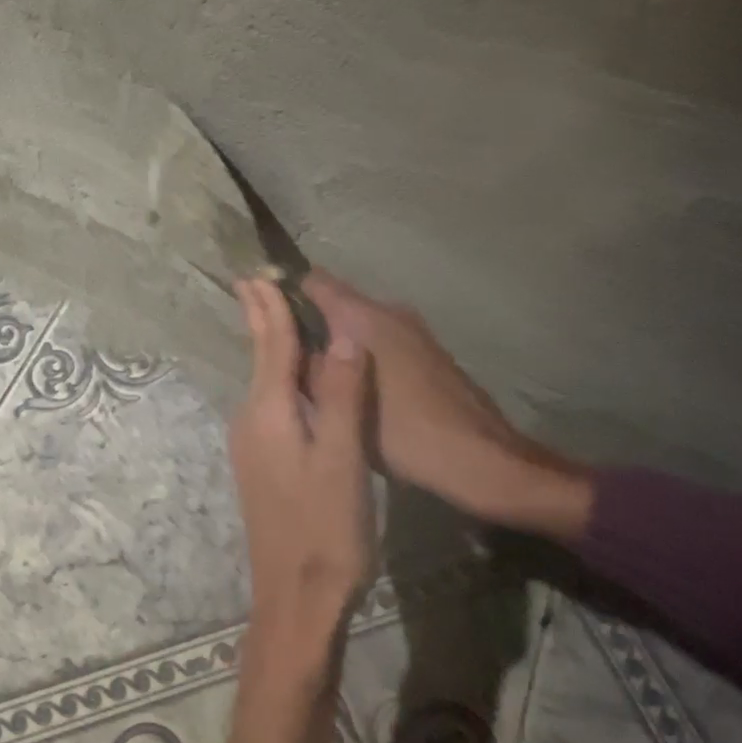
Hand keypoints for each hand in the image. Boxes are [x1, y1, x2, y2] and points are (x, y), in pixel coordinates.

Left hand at [229, 277, 375, 624]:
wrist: (296, 597)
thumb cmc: (325, 528)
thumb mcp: (343, 459)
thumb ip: (342, 395)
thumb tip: (342, 333)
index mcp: (269, 412)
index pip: (271, 346)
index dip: (270, 307)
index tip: (260, 271)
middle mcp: (251, 421)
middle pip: (260, 358)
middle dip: (260, 318)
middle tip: (255, 280)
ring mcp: (252, 446)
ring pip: (263, 381)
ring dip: (268, 345)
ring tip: (274, 313)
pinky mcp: (262, 466)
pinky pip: (270, 403)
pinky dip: (278, 376)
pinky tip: (291, 379)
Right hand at [301, 270, 591, 539]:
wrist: (483, 460)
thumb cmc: (406, 434)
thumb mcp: (342, 408)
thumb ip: (312, 372)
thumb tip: (289, 348)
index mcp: (365, 317)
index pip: (314, 282)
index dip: (283, 291)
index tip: (258, 309)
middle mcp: (389, 312)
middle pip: (336, 302)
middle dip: (307, 322)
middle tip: (279, 353)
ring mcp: (413, 331)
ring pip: (358, 324)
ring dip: (334, 340)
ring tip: (309, 373)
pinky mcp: (428, 352)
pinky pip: (379, 340)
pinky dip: (358, 352)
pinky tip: (349, 386)